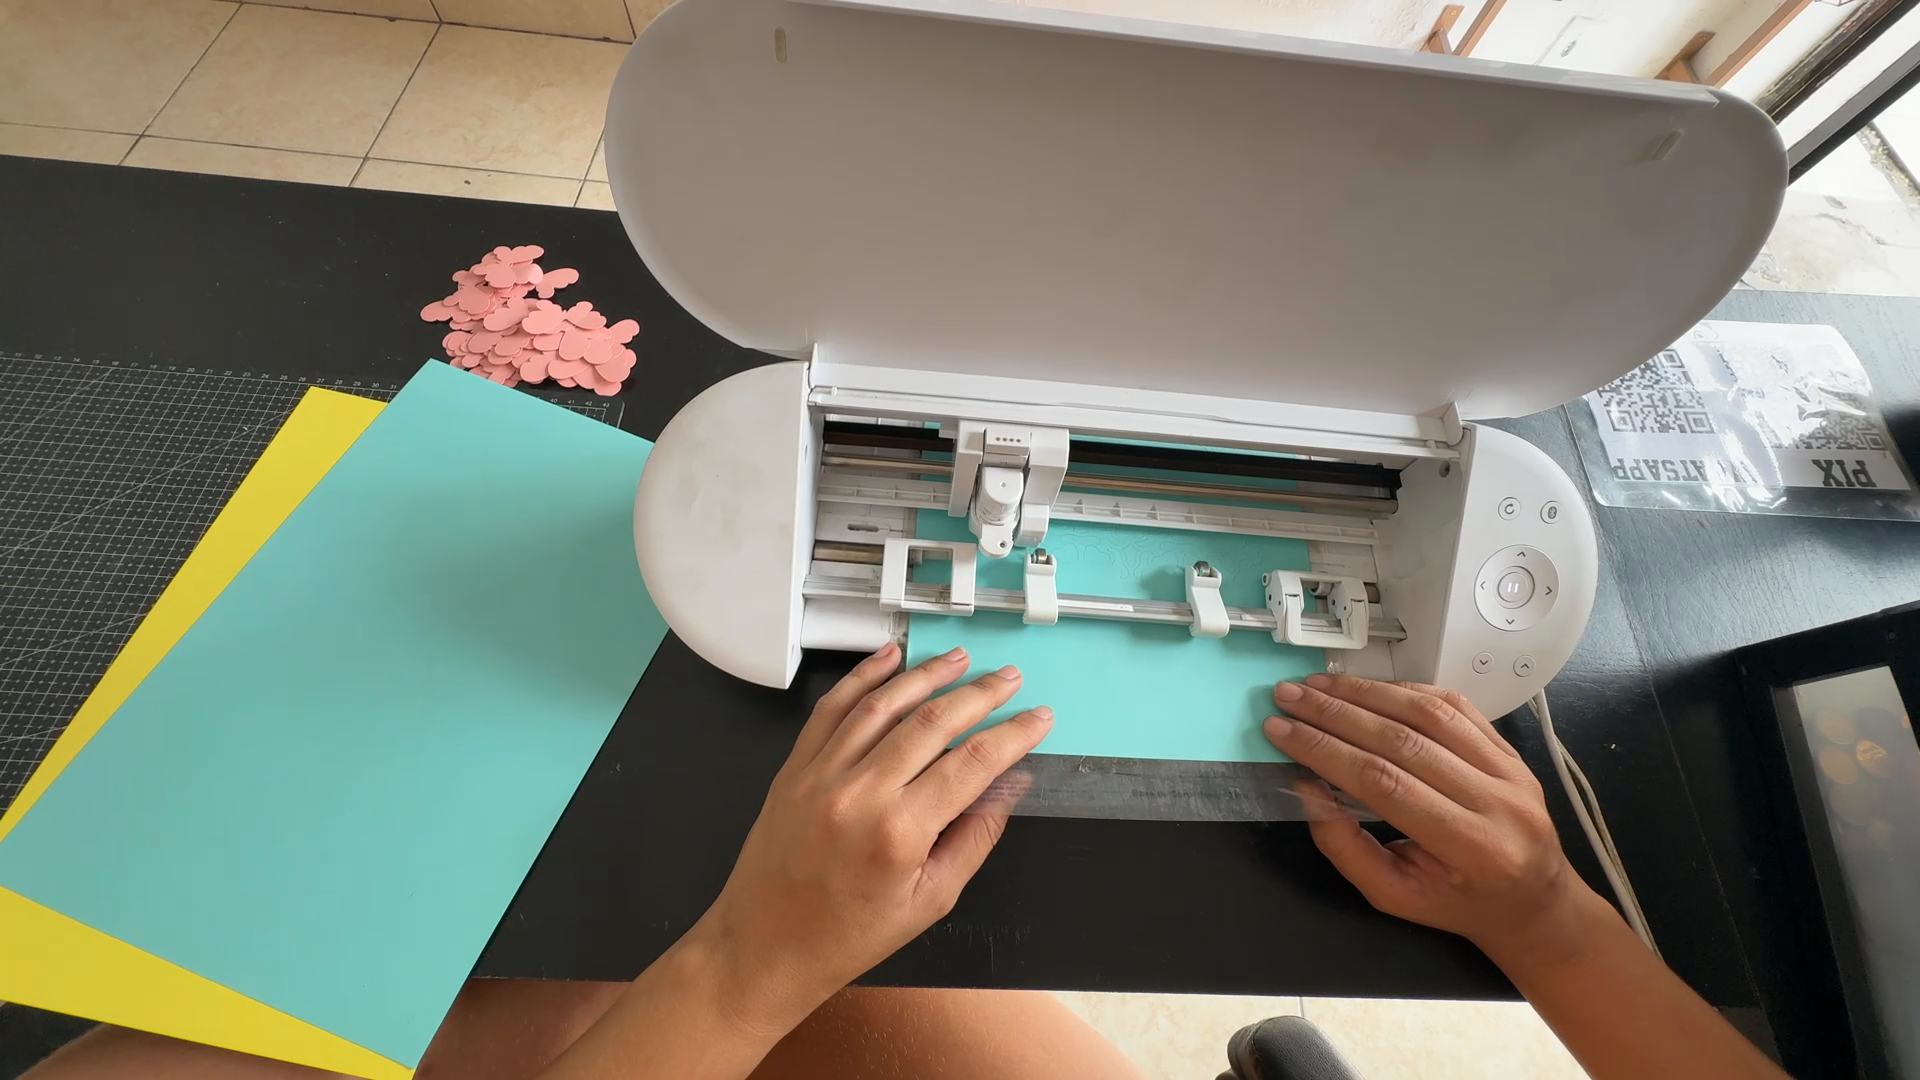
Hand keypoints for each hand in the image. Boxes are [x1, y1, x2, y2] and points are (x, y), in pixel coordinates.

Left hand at [687, 643, 1051, 1034]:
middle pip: (933, 722)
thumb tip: (1011, 783)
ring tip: (960, 658)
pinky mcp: (795, 765)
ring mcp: (822, 773)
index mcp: (900, 832)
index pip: (972, 763)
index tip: (1038, 717)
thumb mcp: (930, 900)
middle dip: (980, 694)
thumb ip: (976, 835)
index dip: (1014, 734)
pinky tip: (890, 656)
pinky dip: (863, 675)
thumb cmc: (850, 934)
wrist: (763, 947)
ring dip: (927, 674)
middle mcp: (861, 792)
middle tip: (1009, 678)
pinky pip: (832, 706)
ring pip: (883, 703)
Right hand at [1263, 674, 1604, 966]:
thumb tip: (1305, 783)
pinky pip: (1451, 704)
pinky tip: (1363, 687)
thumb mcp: (1390, 894)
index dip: (1323, 749)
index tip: (1279, 729)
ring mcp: (1510, 770)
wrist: (1535, 903)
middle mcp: (1498, 802)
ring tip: (1317, 683)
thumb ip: (1342, 843)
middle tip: (1288, 696)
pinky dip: (1400, 688)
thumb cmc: (1454, 902)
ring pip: (1426, 712)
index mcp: (1471, 848)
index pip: (1382, 781)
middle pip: (1400, 740)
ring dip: (1362, 692)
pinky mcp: (1510, 748)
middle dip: (1332, 713)